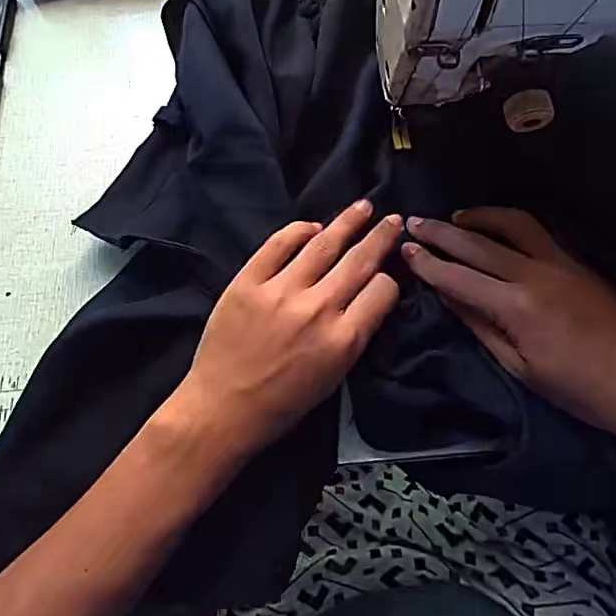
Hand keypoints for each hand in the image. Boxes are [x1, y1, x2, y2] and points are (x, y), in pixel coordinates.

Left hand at [168, 200, 401, 456]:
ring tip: (363, 207)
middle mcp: (316, 310)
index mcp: (342, 340)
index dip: (389, 280)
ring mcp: (280, 291)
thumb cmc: (283, 402)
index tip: (385, 275)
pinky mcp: (248, 282)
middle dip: (381, 236)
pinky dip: (298, 231)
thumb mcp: (334, 376)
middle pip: (359, 260)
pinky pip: (278, 244)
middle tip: (392, 219)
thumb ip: (355, 334)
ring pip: (323, 244)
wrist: (223, 409)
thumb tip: (369, 294)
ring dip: (347, 222)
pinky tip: (312, 227)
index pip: (382, 290)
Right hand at [401, 208, 615, 449]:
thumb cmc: (581, 390)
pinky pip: (536, 230)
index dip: (428, 263)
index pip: (459, 276)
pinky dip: (508, 222)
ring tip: (454, 218)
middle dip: (441, 232)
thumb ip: (480, 325)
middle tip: (414, 223)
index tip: (405, 249)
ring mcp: (561, 261)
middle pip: (478, 242)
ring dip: (478, 216)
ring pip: (511, 223)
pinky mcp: (578, 261)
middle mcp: (535, 273)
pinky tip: (496, 227)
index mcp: (517, 306)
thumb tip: (447, 294)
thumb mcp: (520, 368)